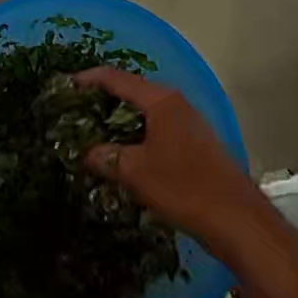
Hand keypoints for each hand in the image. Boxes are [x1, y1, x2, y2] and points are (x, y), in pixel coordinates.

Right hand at [74, 66, 274, 251]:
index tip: (62, 87)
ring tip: (89, 133)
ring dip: (117, 120)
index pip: (115, 78)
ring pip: (144, 112)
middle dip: (100, 100)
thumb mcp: (133, 171)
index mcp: (161, 101)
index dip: (86, 80)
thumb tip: (83, 151)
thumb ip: (104, 156)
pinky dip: (133, 135)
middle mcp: (176, 104)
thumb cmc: (183, 187)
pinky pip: (155, 129)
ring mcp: (188, 123)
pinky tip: (120, 154)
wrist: (236, 219)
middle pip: (131, 91)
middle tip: (72, 113)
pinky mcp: (193, 144)